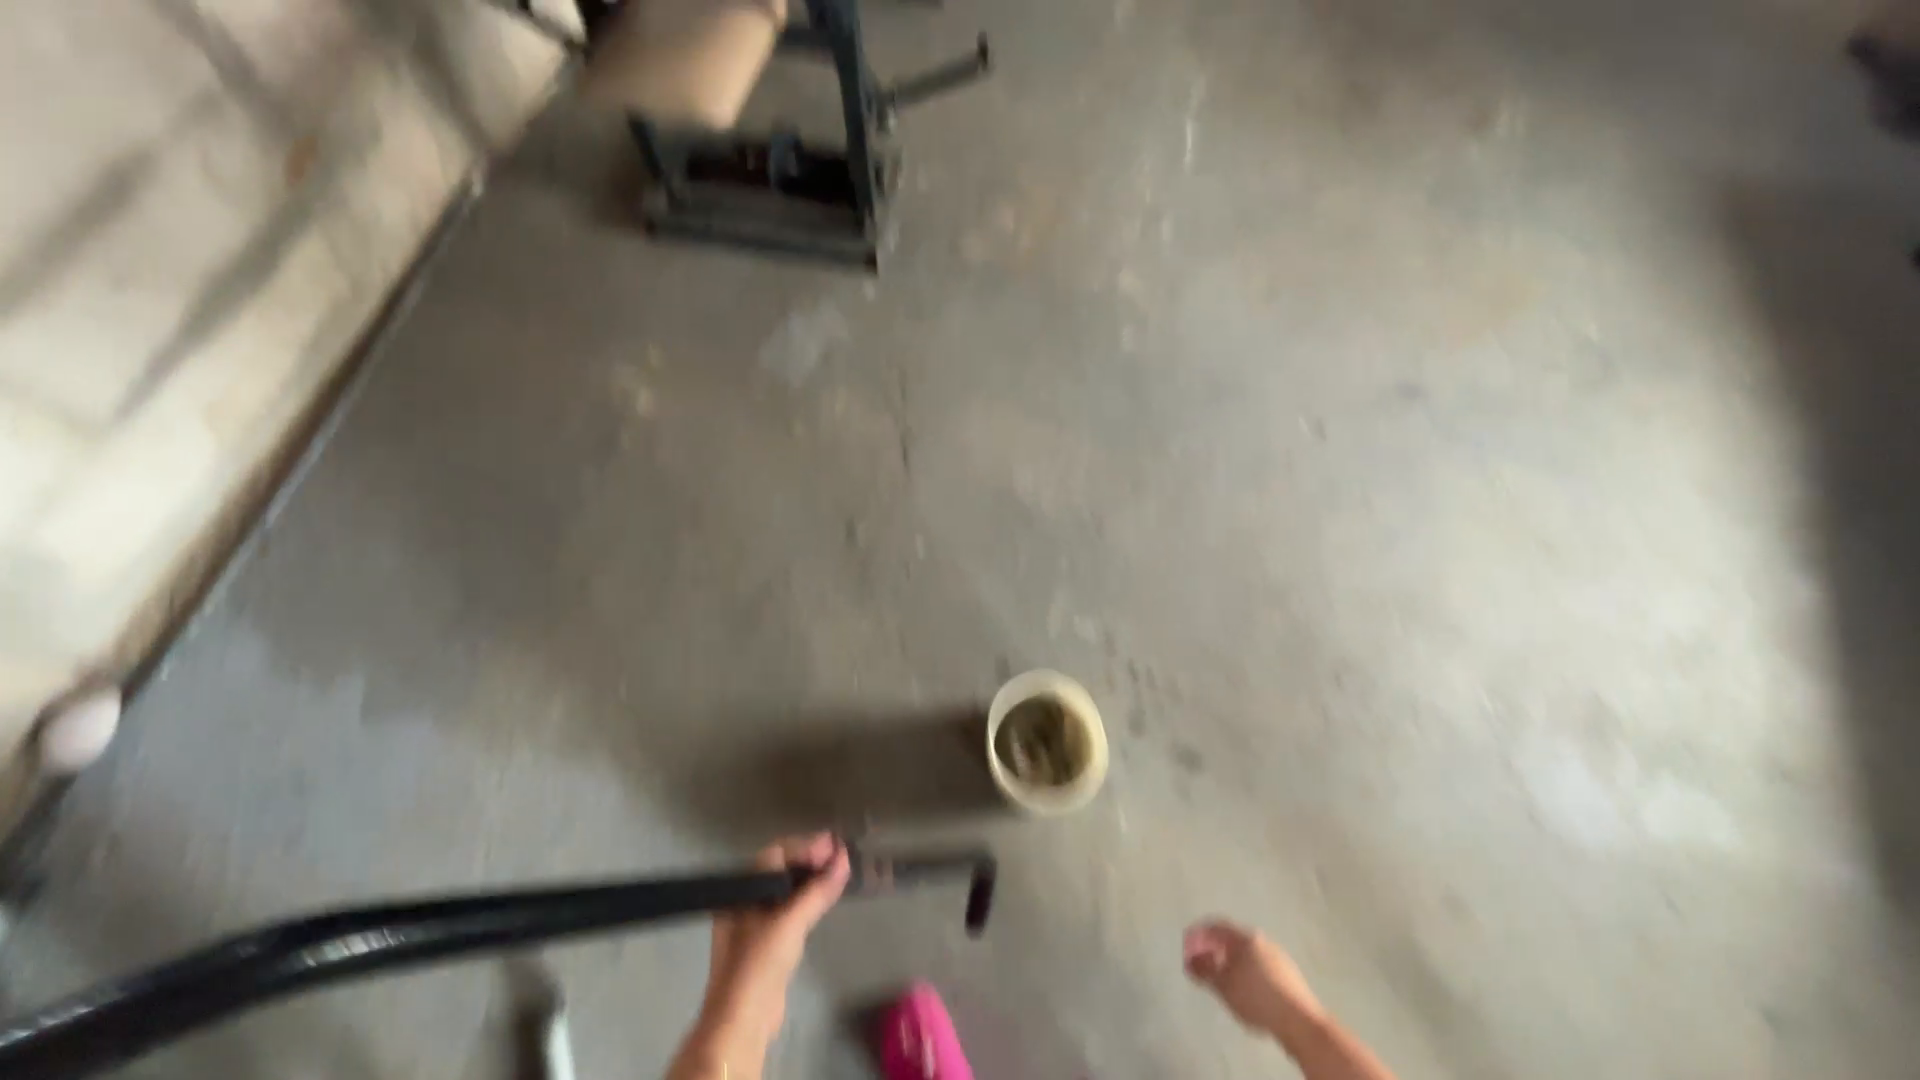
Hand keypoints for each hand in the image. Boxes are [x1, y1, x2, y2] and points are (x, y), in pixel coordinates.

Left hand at [671, 833, 850, 1079]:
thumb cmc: (759, 964)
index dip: (805, 847)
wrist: (742, 1021)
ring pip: (786, 890)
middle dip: (810, 860)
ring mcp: (755, 924)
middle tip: (841, 854)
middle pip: (780, 870)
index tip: (834, 844)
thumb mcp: (789, 923)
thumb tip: (844, 859)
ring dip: (812, 879)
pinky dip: (809, 899)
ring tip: (839, 871)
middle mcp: (745, 902)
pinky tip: (825, 898)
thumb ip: (817, 891)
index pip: (775, 855)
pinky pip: (790, 910)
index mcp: (741, 892)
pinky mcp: (767, 944)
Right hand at [1183, 919, 1323, 1038]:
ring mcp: (1278, 956)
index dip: (1199, 933)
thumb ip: (1204, 969)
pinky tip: (1244, 988)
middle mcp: (1262, 940)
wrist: (1299, 1020)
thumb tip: (1190, 959)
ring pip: (1247, 952)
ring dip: (1230, 959)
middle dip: (1214, 947)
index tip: (1187, 944)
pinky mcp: (1288, 973)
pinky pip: (1259, 964)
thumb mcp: (1223, 985)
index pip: (1217, 925)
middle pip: (1232, 938)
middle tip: (1202, 961)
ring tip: (1221, 977)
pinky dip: (1245, 969)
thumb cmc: (1255, 997)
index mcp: (1245, 938)